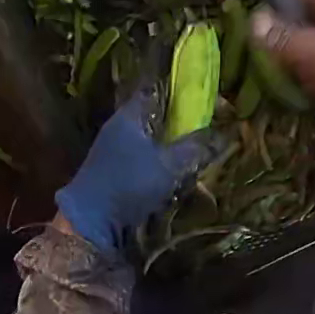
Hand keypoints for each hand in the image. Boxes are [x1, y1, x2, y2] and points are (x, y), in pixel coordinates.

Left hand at [55, 93, 216, 255]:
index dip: (177, 93)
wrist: (91, 221)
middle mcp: (118, 129)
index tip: (201, 99)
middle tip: (204, 131)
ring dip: (169, 150)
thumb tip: (223, 134)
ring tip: (194, 158)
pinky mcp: (113, 176)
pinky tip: (174, 179)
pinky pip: (142, 164)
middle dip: (178, 126)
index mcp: (128, 116)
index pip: (154, 91)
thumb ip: (196, 147)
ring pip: (149, 143)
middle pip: (153, 119)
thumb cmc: (129, 182)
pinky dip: (159, 168)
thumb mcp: (169, 164)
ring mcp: (113, 153)